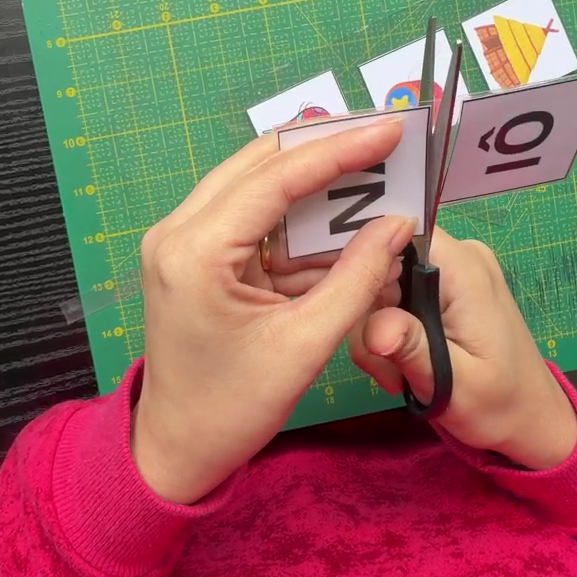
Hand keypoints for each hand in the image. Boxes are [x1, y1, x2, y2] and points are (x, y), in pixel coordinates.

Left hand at [133, 120, 415, 504]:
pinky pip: (250, 217)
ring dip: (311, 180)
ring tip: (370, 169)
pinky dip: (294, 218)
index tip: (390, 129)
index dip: (339, 150)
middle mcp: (177, 232)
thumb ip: (357, 280)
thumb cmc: (233, 408)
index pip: (274, 179)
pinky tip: (338, 220)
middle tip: (383, 137)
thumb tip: (399, 224)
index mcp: (195, 253)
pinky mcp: (192, 254)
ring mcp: (180, 240)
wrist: (177, 447)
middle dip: (324, 149)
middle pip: (258, 166)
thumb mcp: (304, 345)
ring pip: (253, 184)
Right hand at [347, 228, 576, 468]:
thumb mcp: (451, 382)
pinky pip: (398, 295)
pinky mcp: (444, 289)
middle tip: (383, 363)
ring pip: (384, 283)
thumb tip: (374, 326)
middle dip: (371, 312)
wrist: (530, 422)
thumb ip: (411, 347)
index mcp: (463, 268)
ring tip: (396, 371)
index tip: (359, 313)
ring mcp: (451, 272)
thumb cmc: (498, 405)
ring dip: (379, 328)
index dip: (365, 265)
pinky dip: (391, 329)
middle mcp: (458, 257)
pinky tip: (401, 362)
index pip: (395, 232)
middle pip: (384, 261)